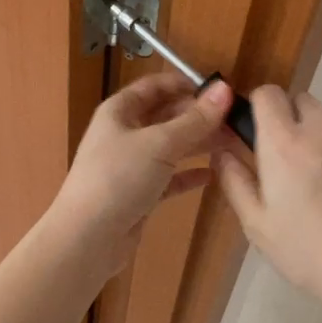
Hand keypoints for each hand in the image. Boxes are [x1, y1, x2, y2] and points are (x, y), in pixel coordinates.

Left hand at [47, 73, 240, 271]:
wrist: (87, 238)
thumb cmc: (118, 178)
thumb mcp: (159, 144)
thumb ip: (195, 120)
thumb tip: (225, 89)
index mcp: (120, 111)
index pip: (154, 86)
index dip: (184, 84)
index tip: (219, 89)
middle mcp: (124, 133)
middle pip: (165, 116)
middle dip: (198, 116)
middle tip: (234, 120)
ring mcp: (130, 165)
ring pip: (169, 147)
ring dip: (198, 144)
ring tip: (232, 143)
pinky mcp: (138, 193)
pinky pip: (168, 177)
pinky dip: (188, 175)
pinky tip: (212, 175)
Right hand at [215, 86, 321, 322]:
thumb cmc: (313, 253)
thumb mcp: (258, 226)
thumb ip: (235, 181)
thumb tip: (224, 151)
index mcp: (284, 143)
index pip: (268, 94)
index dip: (257, 106)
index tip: (253, 133)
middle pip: (302, 101)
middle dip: (289, 118)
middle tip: (284, 161)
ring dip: (318, 146)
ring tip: (321, 195)